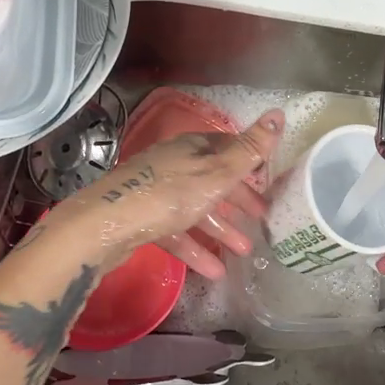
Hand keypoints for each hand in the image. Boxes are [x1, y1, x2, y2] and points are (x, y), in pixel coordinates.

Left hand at [49, 110, 282, 279]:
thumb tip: (279, 112)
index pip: (228, 149)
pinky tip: (213, 271)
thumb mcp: (217, 172)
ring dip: (220, 229)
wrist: (105, 225)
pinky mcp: (142, 219)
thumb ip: (249, 150)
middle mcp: (174, 164)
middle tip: (261, 220)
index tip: (269, 184)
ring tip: (243, 252)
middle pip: (213, 180)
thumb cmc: (169, 195)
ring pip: (196, 208)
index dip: (250, 165)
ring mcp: (155, 192)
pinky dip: (195, 249)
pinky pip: (176, 231)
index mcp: (193, 148)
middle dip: (238, 201)